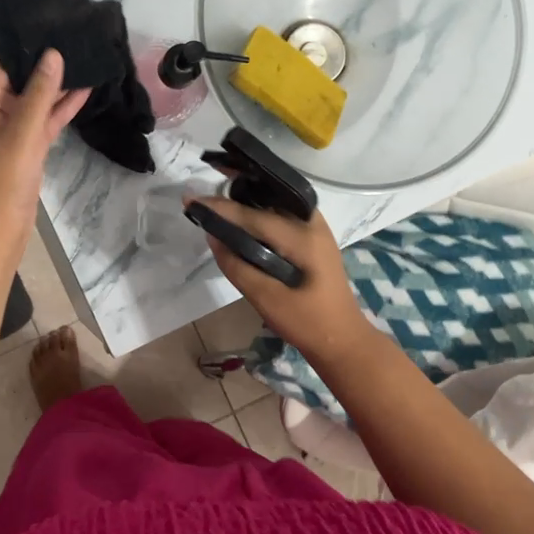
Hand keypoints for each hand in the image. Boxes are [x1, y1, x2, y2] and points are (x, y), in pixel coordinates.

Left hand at [0, 51, 88, 247]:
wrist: (2, 226)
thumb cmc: (5, 178)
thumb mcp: (22, 132)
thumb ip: (39, 94)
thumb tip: (53, 55)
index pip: (2, 66)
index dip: (24, 48)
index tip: (50, 28)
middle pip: (23, 80)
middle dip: (46, 63)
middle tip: (75, 39)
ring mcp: (16, 130)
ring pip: (39, 100)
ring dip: (59, 84)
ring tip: (86, 59)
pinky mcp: (32, 146)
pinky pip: (48, 120)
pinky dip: (64, 107)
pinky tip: (86, 90)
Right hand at [186, 195, 375, 362]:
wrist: (342, 340)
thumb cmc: (306, 322)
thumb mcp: (266, 299)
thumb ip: (237, 266)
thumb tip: (212, 237)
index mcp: (303, 238)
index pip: (253, 215)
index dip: (220, 208)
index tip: (191, 200)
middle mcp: (312, 223)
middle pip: (266, 199)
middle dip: (233, 193)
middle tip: (201, 194)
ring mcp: (316, 228)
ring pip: (275, 203)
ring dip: (246, 200)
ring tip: (215, 201)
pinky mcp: (313, 237)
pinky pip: (281, 214)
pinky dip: (259, 212)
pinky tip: (240, 219)